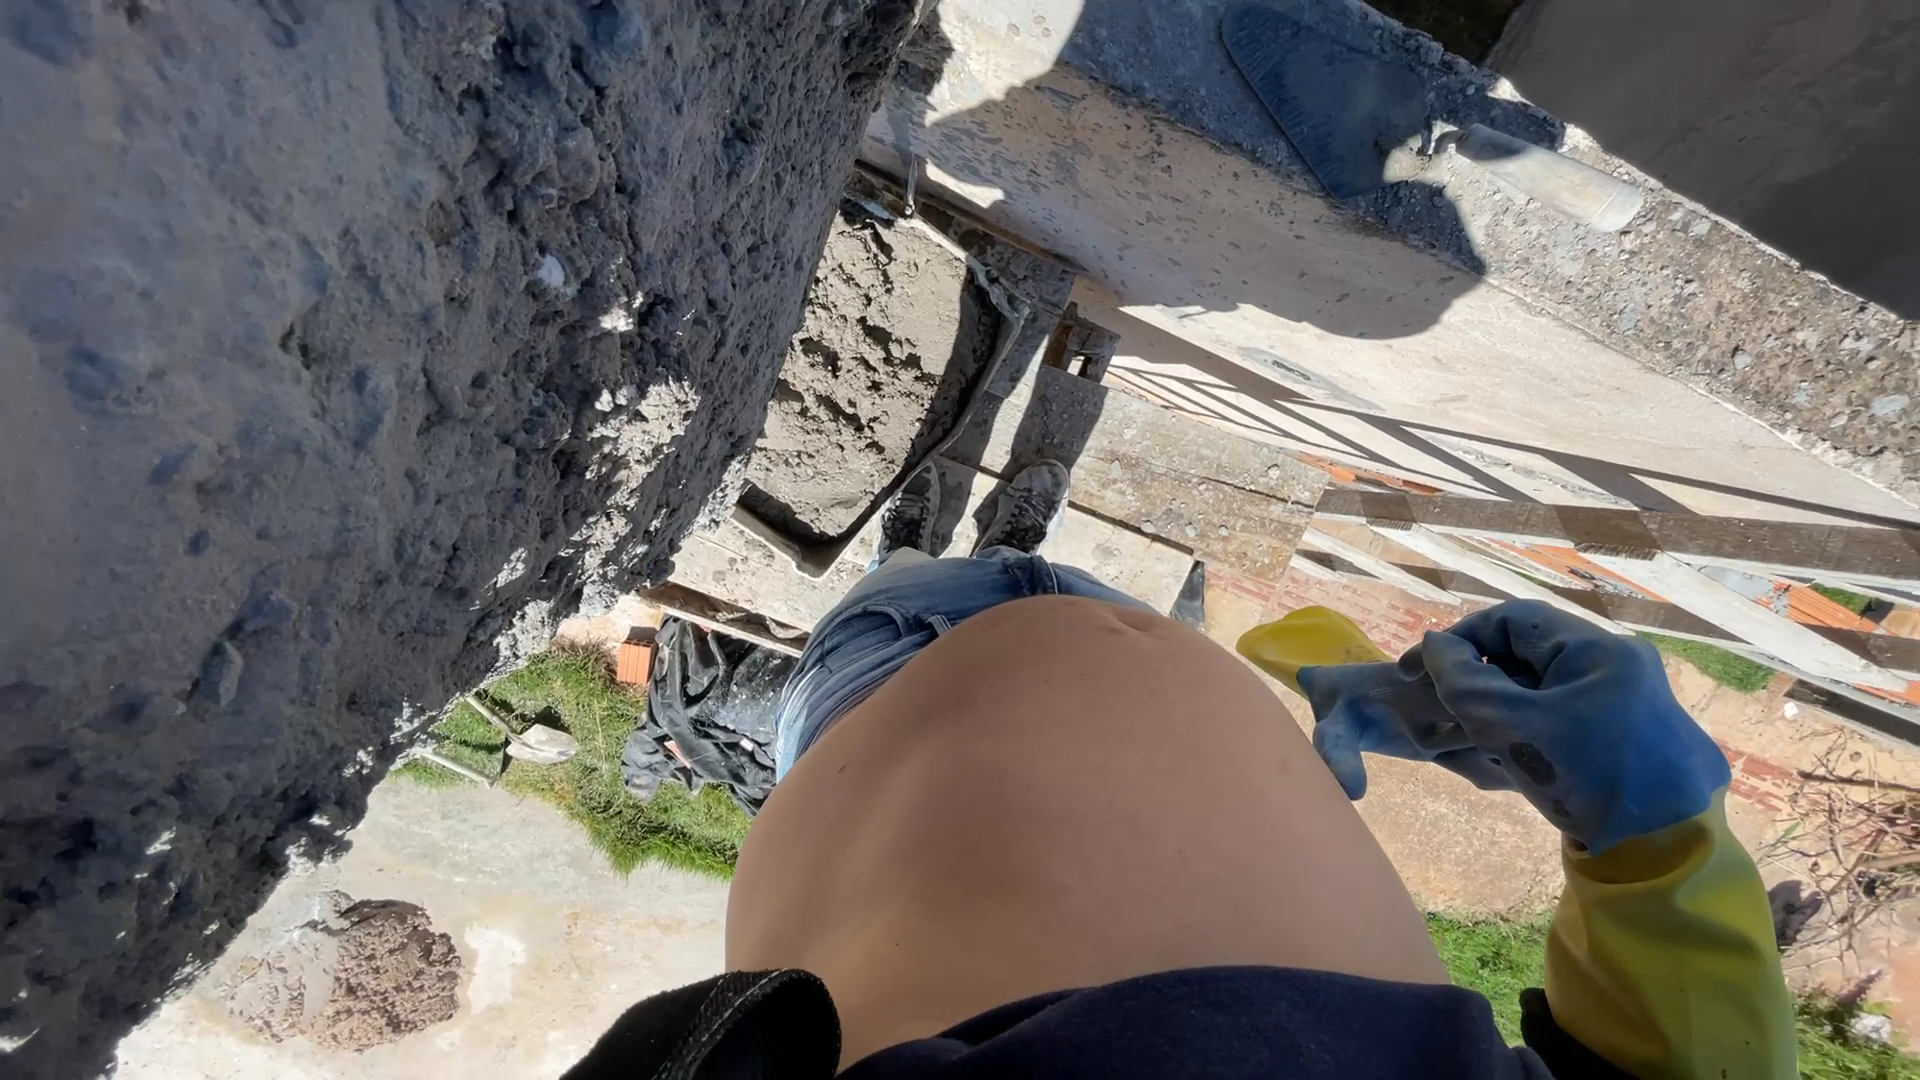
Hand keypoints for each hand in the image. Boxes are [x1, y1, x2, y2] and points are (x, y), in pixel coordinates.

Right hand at [1296, 600, 1730, 852]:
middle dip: (1477, 670)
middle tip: (1445, 699)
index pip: (1507, 618)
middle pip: (1526, 647)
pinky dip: (1530, 714)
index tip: (1420, 669)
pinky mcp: (1636, 727)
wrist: (1663, 853)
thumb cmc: (1580, 776)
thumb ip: (1455, 674)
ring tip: (1475, 727)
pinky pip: (1566, 702)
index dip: (1455, 637)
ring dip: (1501, 695)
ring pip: (1543, 677)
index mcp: (1598, 649)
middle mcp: (1623, 661)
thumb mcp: (1500, 721)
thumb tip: (1435, 644)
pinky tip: (1516, 746)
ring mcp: (1634, 695)